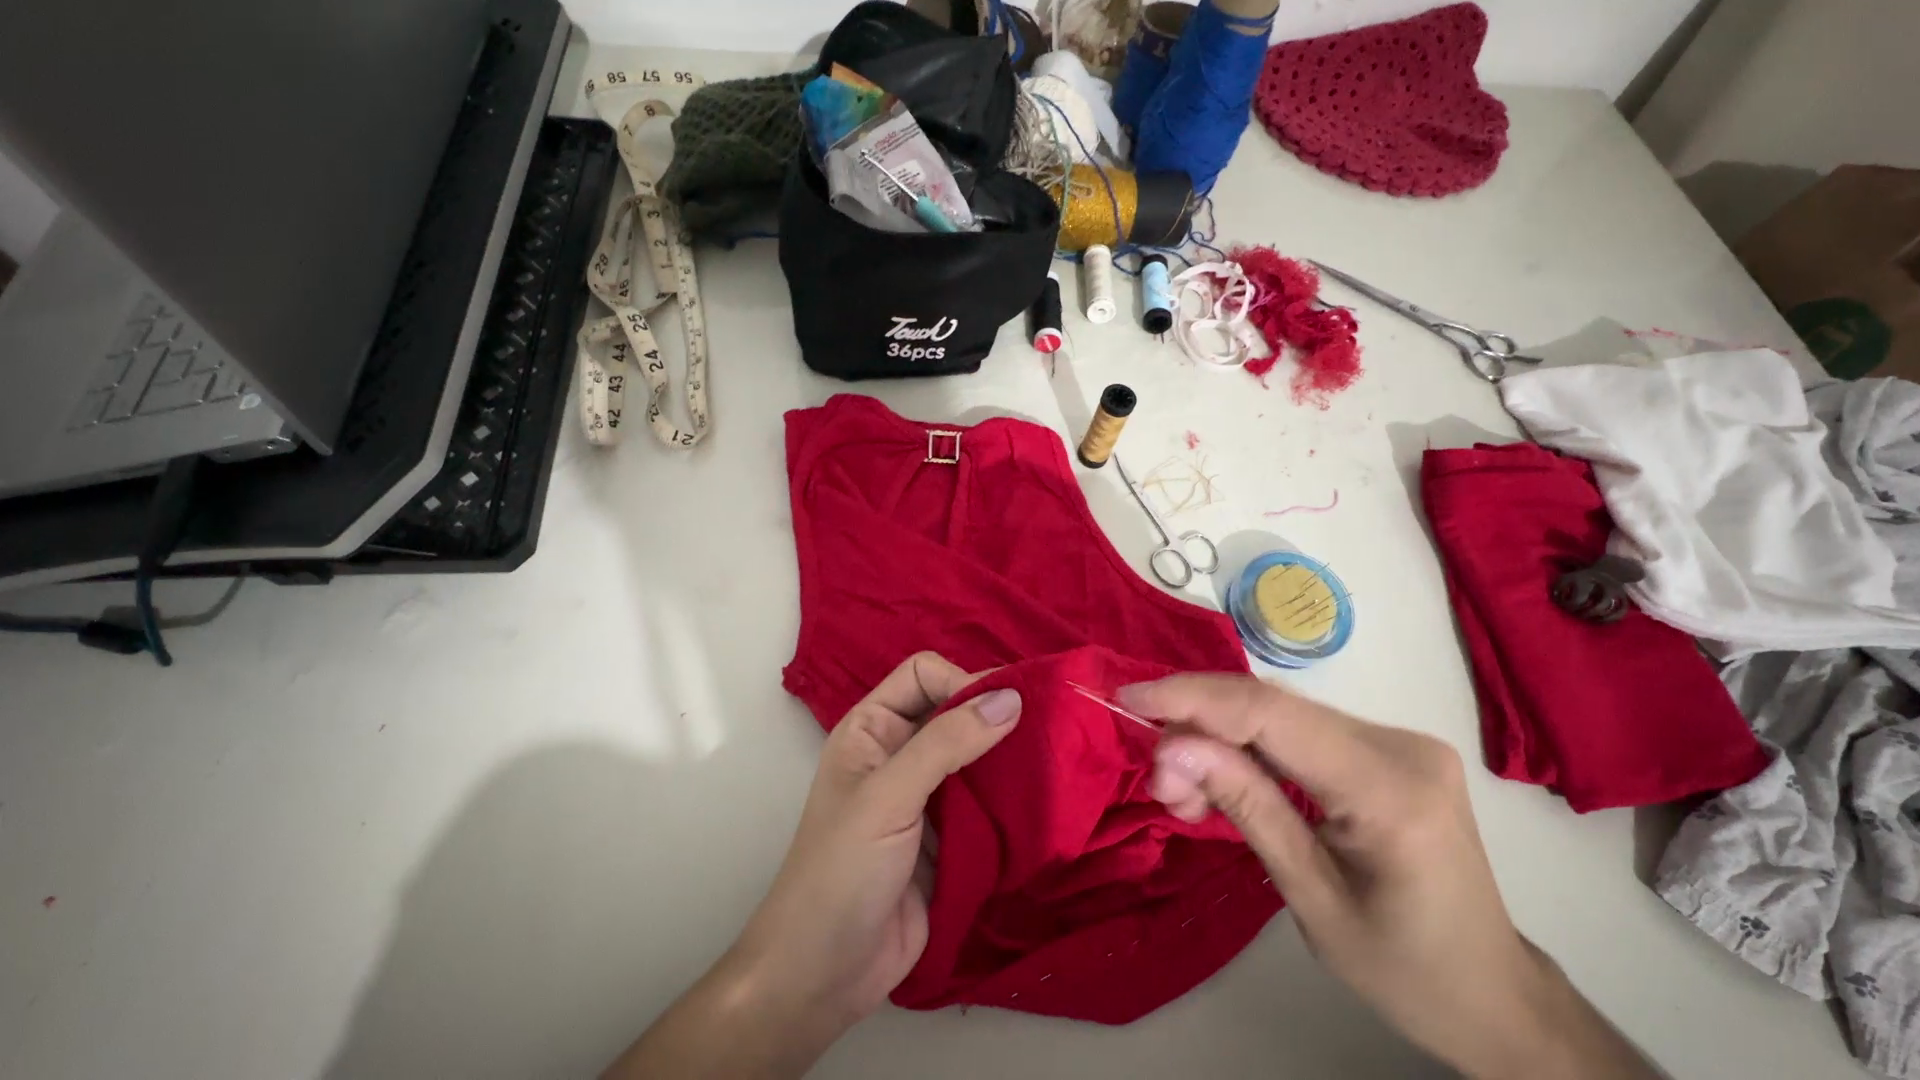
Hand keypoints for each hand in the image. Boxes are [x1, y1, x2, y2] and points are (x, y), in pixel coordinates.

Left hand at [605, 653, 1019, 1079]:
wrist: (824, 973)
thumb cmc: (842, 873)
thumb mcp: (888, 798)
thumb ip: (946, 744)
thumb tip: (1011, 697)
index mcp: (871, 730)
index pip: (924, 676)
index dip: (963, 682)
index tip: (1008, 709)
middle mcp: (899, 756)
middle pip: (957, 715)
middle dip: (997, 721)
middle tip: (1048, 734)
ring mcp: (927, 802)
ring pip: (979, 761)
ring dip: (1011, 764)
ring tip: (1053, 768)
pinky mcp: (951, 843)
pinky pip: (990, 807)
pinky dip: (1013, 805)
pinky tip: (1042, 807)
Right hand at [1125, 675, 1657, 1079]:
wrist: (1492, 993)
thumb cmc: (1404, 969)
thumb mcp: (1311, 899)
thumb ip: (1247, 809)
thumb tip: (1173, 747)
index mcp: (1390, 788)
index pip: (1272, 715)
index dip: (1193, 699)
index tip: (1129, 700)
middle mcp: (1401, 745)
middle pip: (1274, 710)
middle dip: (1200, 732)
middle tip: (1161, 787)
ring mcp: (1400, 744)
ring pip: (1282, 718)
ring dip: (1221, 745)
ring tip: (1186, 797)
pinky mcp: (1390, 753)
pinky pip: (1302, 734)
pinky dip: (1252, 753)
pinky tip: (1225, 785)